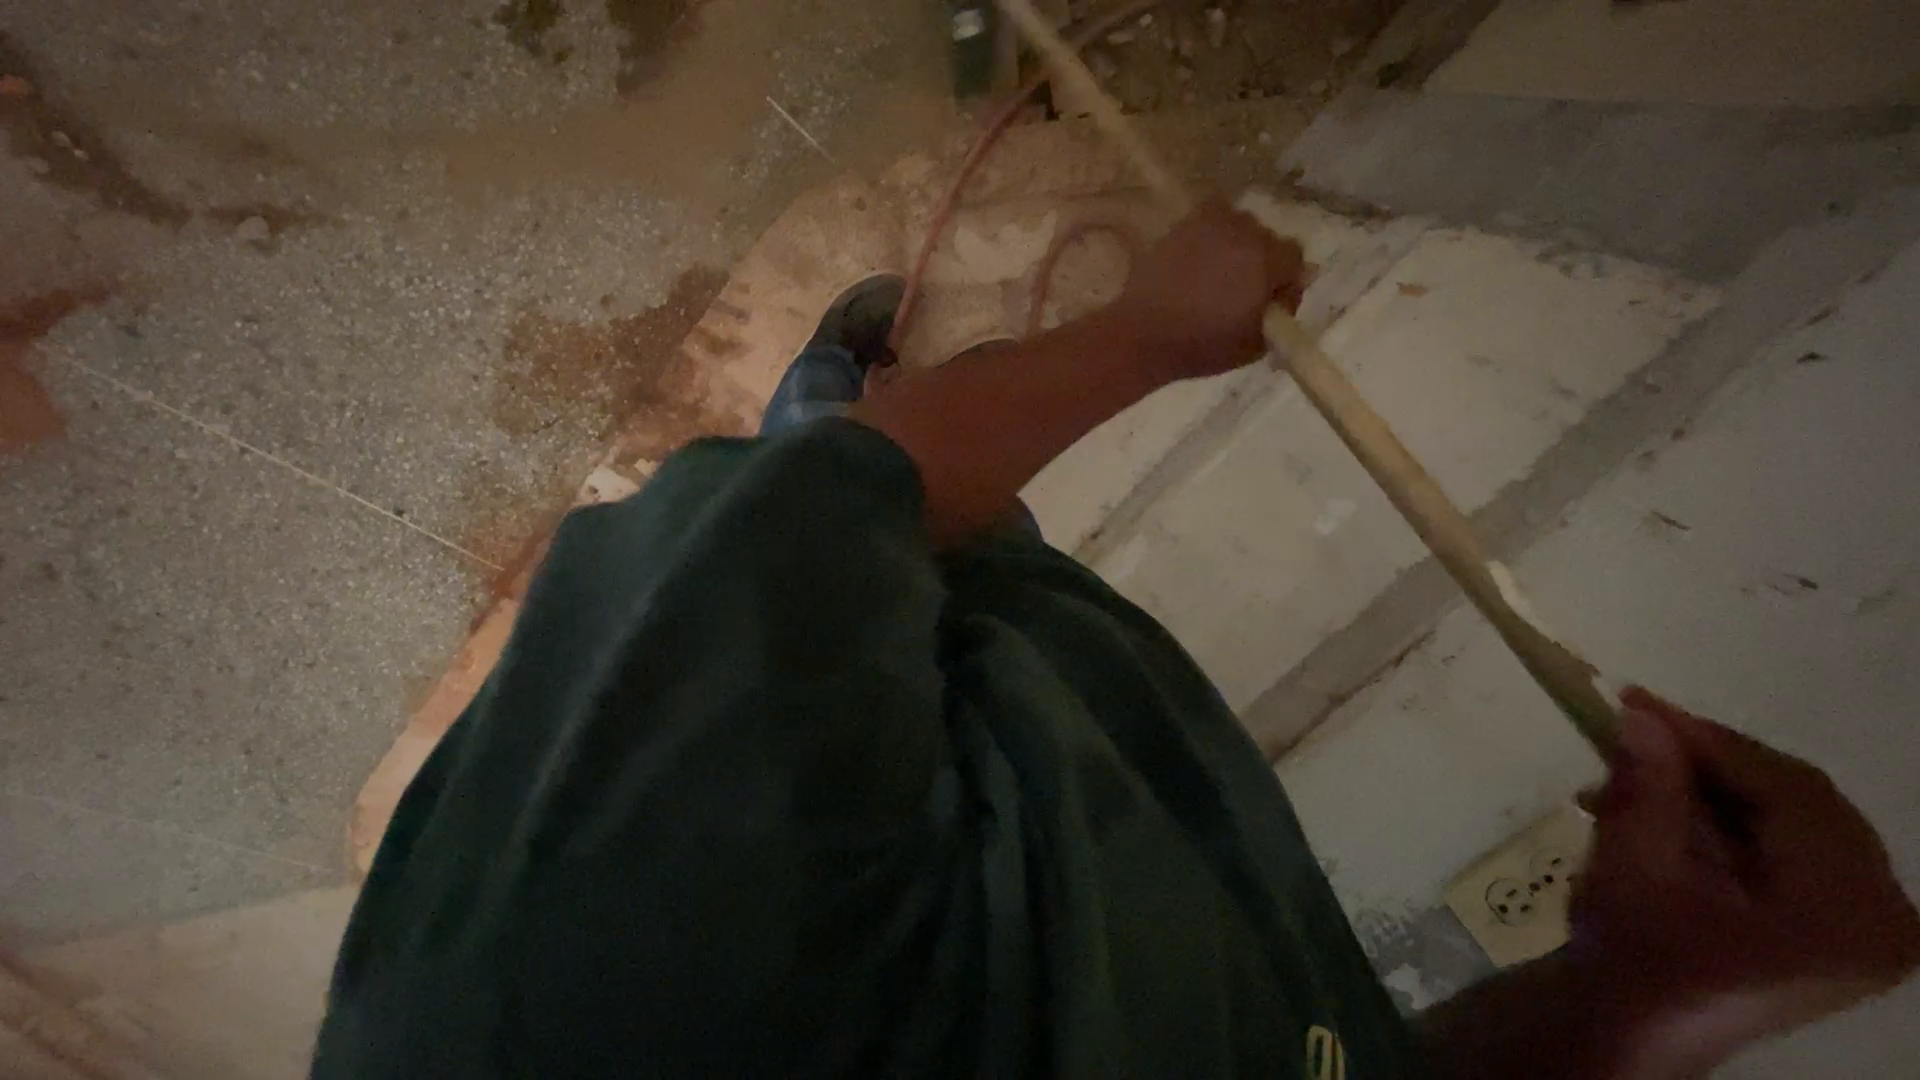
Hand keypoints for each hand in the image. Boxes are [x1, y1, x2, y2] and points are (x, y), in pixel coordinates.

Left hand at [1107, 199, 1305, 381]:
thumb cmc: (1201, 346)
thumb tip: (1292, 288)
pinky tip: (1202, 254)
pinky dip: (1214, 230)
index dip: (1285, 279)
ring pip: (1242, 225)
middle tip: (1239, 288)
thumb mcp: (1255, 344)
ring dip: (1237, 244)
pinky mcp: (1184, 224)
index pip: (1295, 257)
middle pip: (1268, 239)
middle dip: (1262, 260)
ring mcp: (1213, 225)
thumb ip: (1281, 312)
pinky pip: (1213, 215)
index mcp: (1268, 263)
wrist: (1143, 333)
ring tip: (1217, 272)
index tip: (1268, 300)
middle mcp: (1245, 234)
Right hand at [1572, 688, 1919, 1061]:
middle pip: (1799, 800)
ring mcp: (1865, 922)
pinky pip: (1783, 841)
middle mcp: (1884, 916)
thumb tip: (1640, 714)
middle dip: (1709, 760)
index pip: (1791, 793)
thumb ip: (1646, 789)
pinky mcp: (1834, 922)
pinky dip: (1718, 814)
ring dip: (1707, 785)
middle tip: (1634, 727)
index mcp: (1848, 913)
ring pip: (1789, 815)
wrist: (1631, 1024)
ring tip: (1631, 771)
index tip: (1636, 703)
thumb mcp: (1630, 865)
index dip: (1712, 741)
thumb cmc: (1632, 952)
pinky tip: (1658, 805)